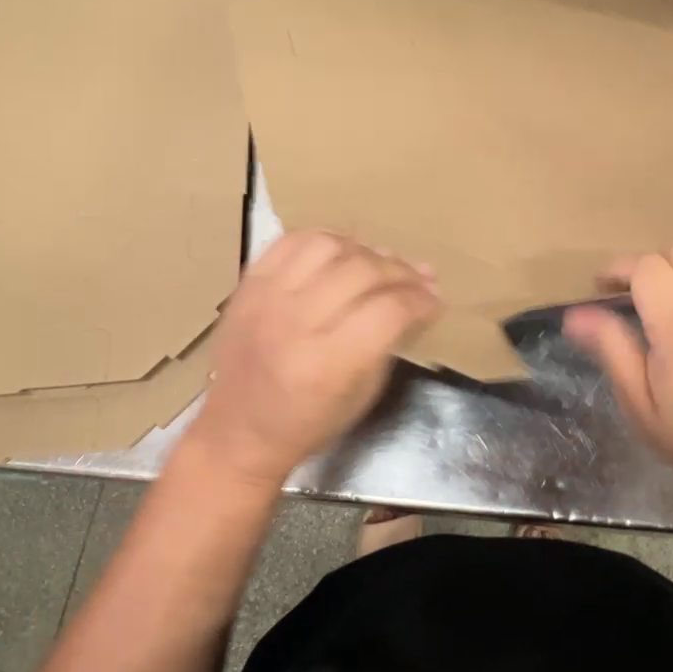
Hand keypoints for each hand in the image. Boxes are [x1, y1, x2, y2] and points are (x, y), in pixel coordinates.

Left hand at [182, 231, 440, 485]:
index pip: (389, 310)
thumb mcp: (363, 393)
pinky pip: (292, 241)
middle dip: (401, 272)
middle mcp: (295, 324)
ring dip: (365, 251)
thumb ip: (389, 339)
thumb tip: (419, 291)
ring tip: (380, 264)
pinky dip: (325, 240)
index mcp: (328, 364)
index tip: (435, 301)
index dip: (421, 300)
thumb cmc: (309, 422)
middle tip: (418, 279)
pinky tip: (343, 253)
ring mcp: (267, 299)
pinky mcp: (248, 285)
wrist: (237, 431)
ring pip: (329, 246)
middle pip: (363, 271)